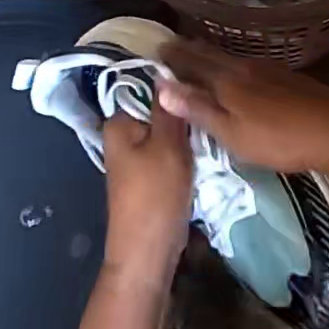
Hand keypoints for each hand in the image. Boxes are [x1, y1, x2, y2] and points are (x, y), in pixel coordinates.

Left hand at [100, 106, 193, 285]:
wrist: (147, 254)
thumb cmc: (155, 196)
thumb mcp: (168, 147)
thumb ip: (169, 111)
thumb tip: (166, 73)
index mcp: (118, 124)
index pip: (147, 90)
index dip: (175, 92)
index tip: (203, 92)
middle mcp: (121, 137)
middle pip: (158, 114)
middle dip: (183, 118)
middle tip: (211, 118)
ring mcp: (133, 159)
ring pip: (167, 136)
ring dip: (187, 139)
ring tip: (211, 138)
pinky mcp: (147, 178)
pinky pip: (169, 156)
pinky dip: (184, 158)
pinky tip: (202, 160)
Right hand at [156, 40, 328, 173]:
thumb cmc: (278, 138)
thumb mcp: (231, 133)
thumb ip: (197, 109)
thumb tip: (161, 86)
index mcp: (225, 80)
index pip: (191, 61)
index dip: (172, 57)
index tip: (155, 51)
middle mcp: (242, 66)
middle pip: (210, 54)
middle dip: (188, 50)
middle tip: (171, 47)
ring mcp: (267, 69)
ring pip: (229, 57)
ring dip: (209, 55)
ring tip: (198, 56)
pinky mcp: (286, 77)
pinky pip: (246, 63)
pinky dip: (230, 63)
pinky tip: (238, 72)